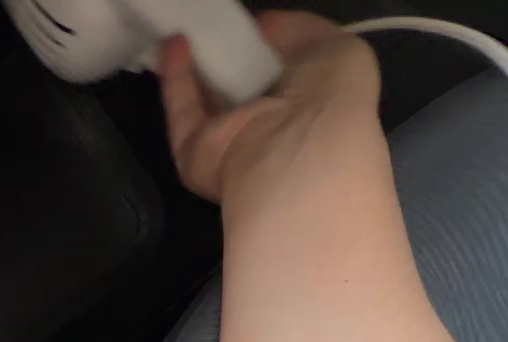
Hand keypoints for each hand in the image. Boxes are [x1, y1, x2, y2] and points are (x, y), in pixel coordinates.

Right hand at [160, 11, 380, 207]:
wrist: (290, 152)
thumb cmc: (326, 99)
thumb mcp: (332, 47)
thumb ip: (296, 32)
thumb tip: (261, 24)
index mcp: (299, 106)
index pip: (275, 74)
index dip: (261, 45)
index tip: (248, 23)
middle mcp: (259, 127)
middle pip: (233, 87)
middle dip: (221, 54)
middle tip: (210, 23)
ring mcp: (222, 142)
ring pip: (202, 99)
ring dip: (193, 62)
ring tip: (186, 25)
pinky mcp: (191, 151)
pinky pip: (181, 111)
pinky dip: (176, 78)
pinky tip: (174, 45)